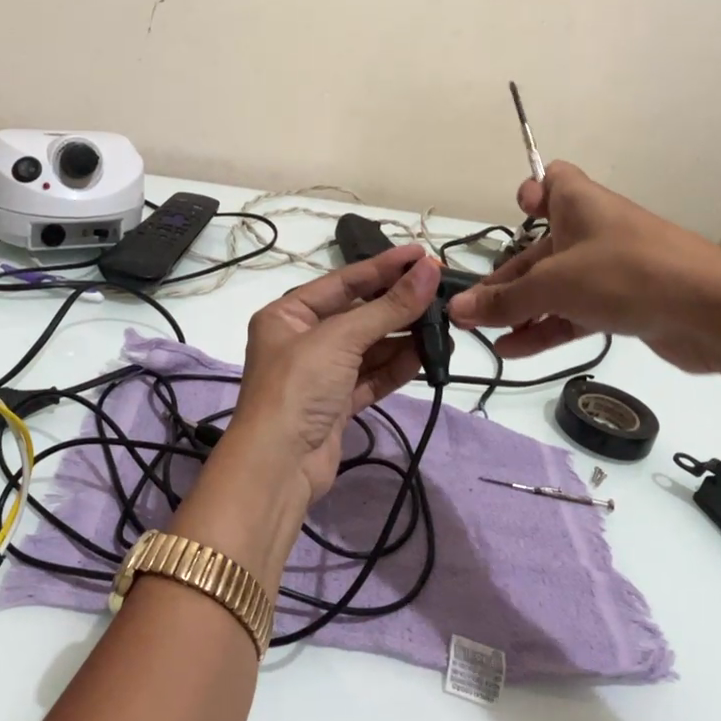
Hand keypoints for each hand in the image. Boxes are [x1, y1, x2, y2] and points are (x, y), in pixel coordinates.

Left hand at [231, 244, 439, 503]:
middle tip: (441, 294)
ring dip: (403, 338)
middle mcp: (301, 340)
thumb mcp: (340, 338)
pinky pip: (372, 378)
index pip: (343, 282)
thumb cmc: (298, 386)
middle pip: (358, 314)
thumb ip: (388, 307)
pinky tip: (425, 358)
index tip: (423, 255)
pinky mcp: (336, 405)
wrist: (277, 465)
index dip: (383, 267)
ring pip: (369, 348)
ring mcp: (320, 374)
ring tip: (443, 328)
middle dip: (397, 306)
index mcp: (287, 314)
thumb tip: (429, 270)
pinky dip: (397, 368)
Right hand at [447, 161, 720, 372]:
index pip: (553, 179)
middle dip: (506, 278)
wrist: (713, 312)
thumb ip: (504, 301)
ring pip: (555, 286)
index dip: (533, 192)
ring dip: (520, 309)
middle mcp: (594, 231)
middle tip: (471, 309)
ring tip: (483, 335)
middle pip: (540, 249)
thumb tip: (457, 309)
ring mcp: (611, 270)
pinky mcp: (623, 304)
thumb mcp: (555, 285)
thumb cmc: (626, 274)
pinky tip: (512, 351)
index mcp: (580, 205)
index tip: (518, 216)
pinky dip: (546, 329)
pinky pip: (573, 312)